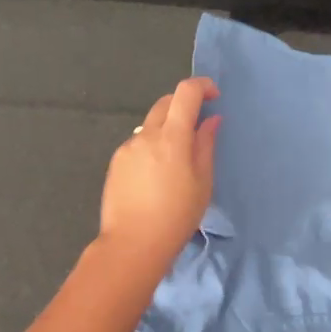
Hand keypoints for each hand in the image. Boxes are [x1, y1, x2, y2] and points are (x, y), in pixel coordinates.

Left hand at [98, 77, 221, 263]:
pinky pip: (138, 142)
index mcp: (172, 136)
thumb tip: (210, 119)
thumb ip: (206, 145)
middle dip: (184, 105)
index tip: (214, 96)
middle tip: (198, 127)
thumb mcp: (202, 182)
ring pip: (150, 123)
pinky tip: (156, 175)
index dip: (202, 86)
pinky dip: (151, 145)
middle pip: (166, 102)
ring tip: (176, 159)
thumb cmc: (176, 216)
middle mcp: (146, 134)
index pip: (186, 92)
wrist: (132, 245)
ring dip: (167, 127)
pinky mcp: (116, 162)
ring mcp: (127, 147)